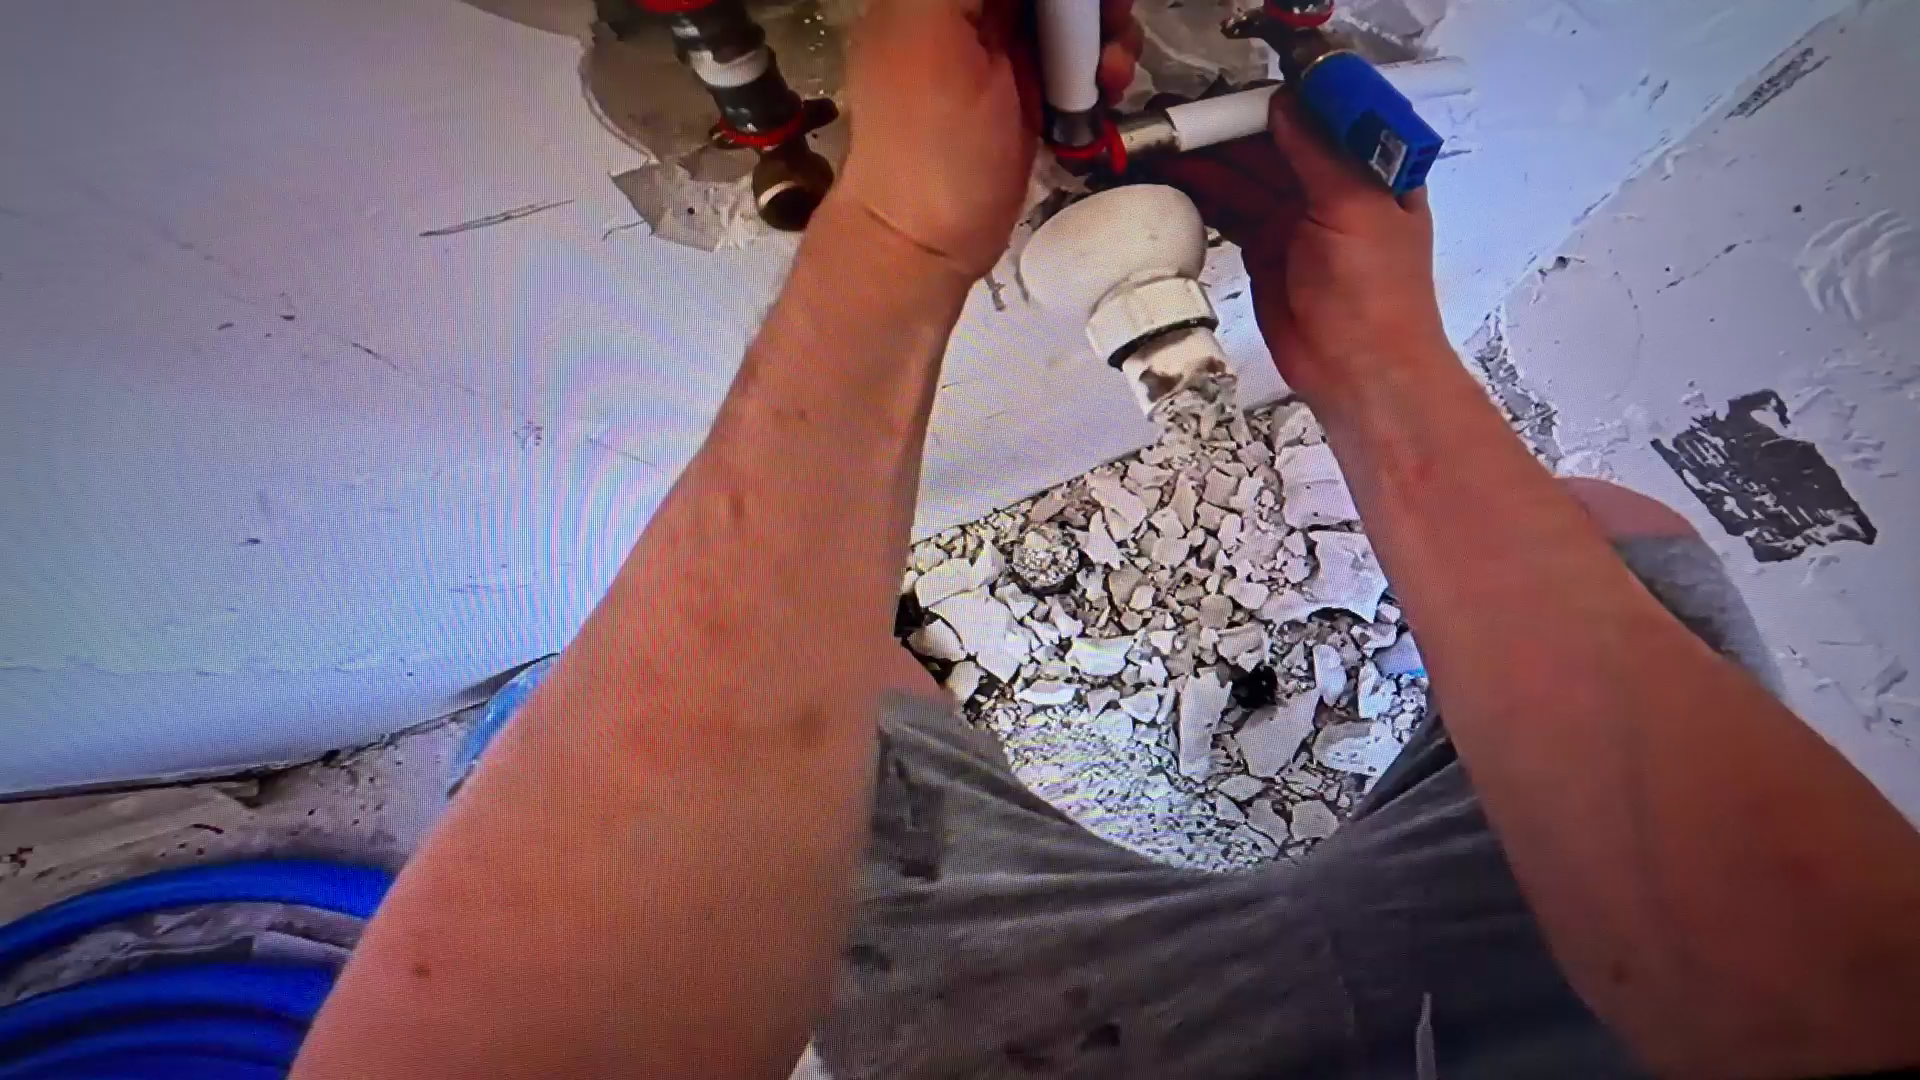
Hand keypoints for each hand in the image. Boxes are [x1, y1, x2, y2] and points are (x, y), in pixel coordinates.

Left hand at [835, 0, 1140, 279]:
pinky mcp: (1028, 96)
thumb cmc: (926, 147)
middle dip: (1086, 2)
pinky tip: (1106, 87)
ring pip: (1069, 14)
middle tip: (1110, 20)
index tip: (1075, 4)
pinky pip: (1074, 58)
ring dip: (1104, 29)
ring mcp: (1002, 54)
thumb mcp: (931, 29)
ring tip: (1110, 69)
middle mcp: (969, 12)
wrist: (928, 244)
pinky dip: (1098, 65)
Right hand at [1143, 92, 1449, 399]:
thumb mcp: (1355, 207)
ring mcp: (1292, 225)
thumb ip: (1317, 155)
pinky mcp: (1262, 256)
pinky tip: (1180, 188)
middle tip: (1181, 128)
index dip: (1272, 109)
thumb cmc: (1372, 287)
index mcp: (1364, 169)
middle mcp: (1327, 191)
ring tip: (1167, 154)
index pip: (1313, 123)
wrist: (1356, 366)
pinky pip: (1232, 219)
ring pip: (1245, 185)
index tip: (1228, 102)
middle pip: (1271, 152)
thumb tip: (1283, 105)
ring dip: (1209, 170)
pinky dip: (1207, 204)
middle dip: (1228, 140)